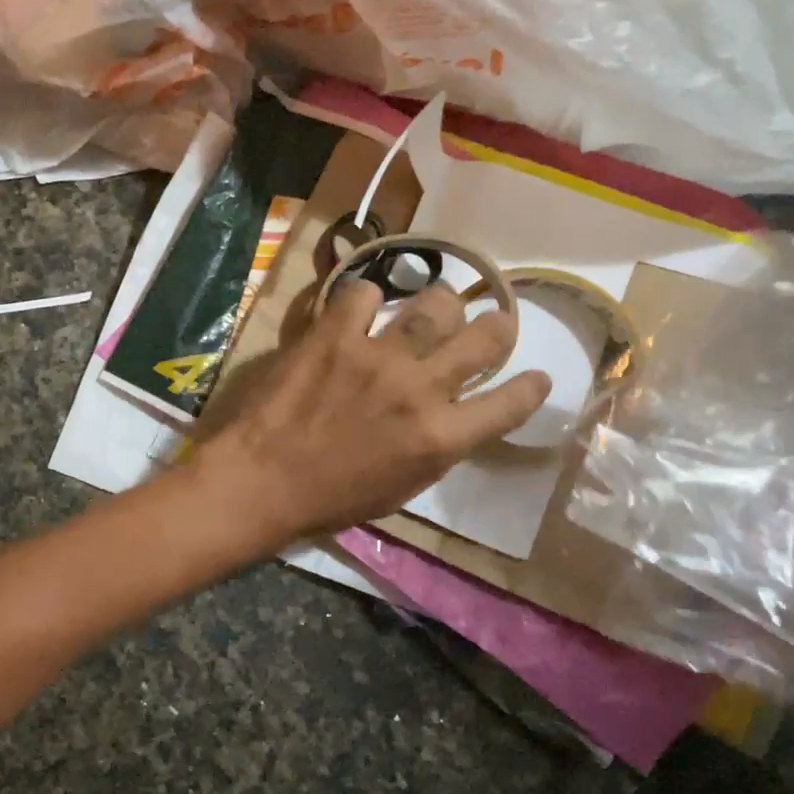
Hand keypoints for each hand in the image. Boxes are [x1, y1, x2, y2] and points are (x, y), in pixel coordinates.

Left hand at [195, 279, 551, 544]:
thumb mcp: (400, 488)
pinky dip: (366, 296)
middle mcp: (421, 390)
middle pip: (486, 338)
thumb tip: (447, 419)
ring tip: (434, 304)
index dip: (530, 386)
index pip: (513, 403)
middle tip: (491, 323)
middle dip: (497, 326)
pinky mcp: (332, 337)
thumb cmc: (326, 500)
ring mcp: (377, 357)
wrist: (259, 480)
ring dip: (440, 302)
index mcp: (442, 438)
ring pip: (434, 305)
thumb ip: (433, 448)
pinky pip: (362, 294)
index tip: (534, 376)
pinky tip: (362, 305)